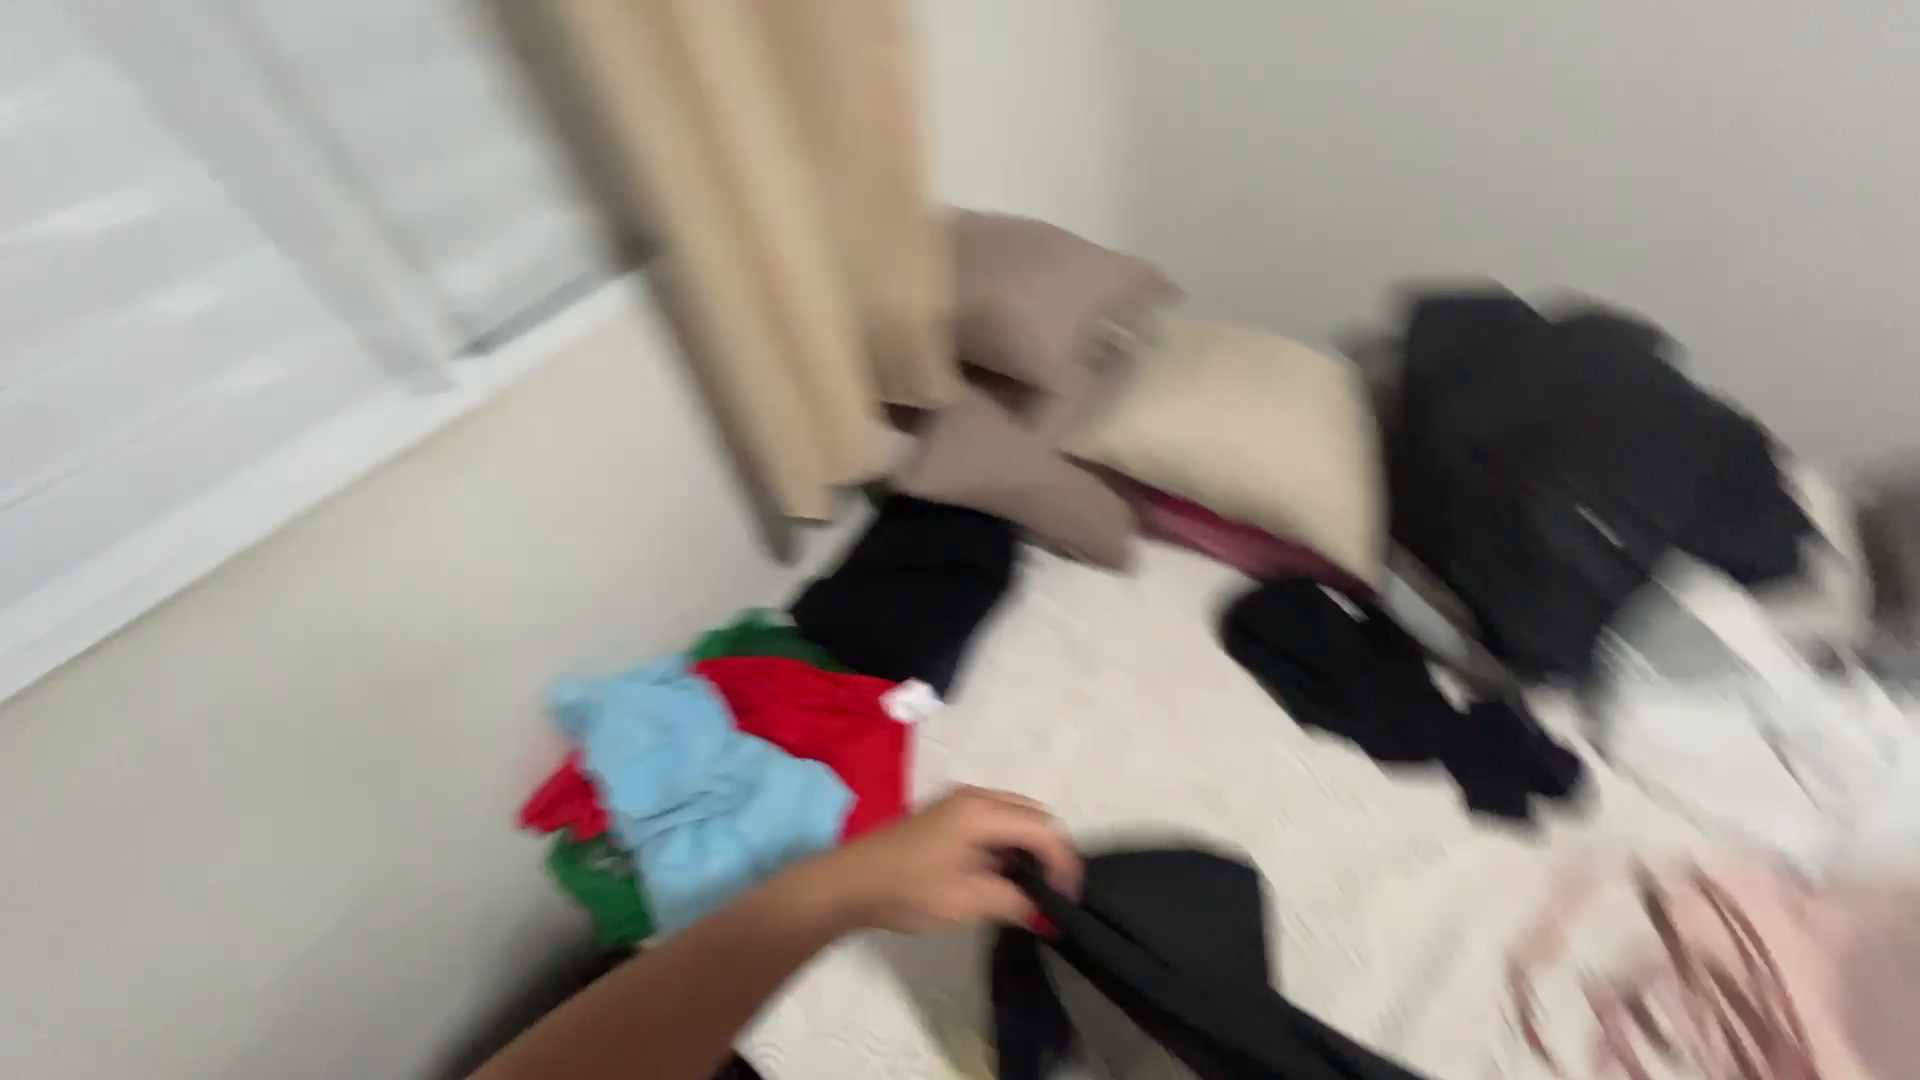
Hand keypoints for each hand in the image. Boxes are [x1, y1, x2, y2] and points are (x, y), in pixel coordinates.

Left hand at [797, 786, 1080, 933]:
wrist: (850, 882)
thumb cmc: (908, 889)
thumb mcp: (966, 902)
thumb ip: (1014, 902)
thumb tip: (1047, 914)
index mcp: (982, 811)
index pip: (1042, 828)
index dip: (1062, 862)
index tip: (1067, 899)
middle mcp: (975, 796)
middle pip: (1032, 814)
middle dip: (1050, 850)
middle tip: (1053, 893)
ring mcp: (959, 802)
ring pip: (1014, 815)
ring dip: (1029, 846)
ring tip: (1030, 888)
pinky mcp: (948, 814)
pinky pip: (995, 819)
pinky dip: (1009, 842)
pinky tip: (1002, 874)